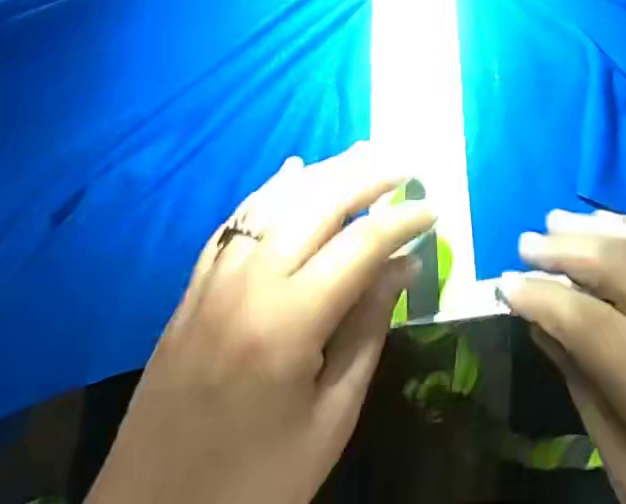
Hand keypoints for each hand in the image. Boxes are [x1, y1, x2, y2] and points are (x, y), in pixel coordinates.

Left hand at [90, 149, 435, 503]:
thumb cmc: (257, 482)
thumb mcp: (333, 416)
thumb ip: (370, 329)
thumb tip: (404, 265)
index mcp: (288, 323)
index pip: (361, 245)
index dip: (404, 220)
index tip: (436, 210)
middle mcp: (247, 288)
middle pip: (316, 206)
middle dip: (367, 177)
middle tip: (407, 165)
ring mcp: (211, 287)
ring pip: (273, 205)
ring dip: (323, 173)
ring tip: (363, 153)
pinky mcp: (189, 297)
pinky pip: (234, 226)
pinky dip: (269, 192)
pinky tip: (292, 172)